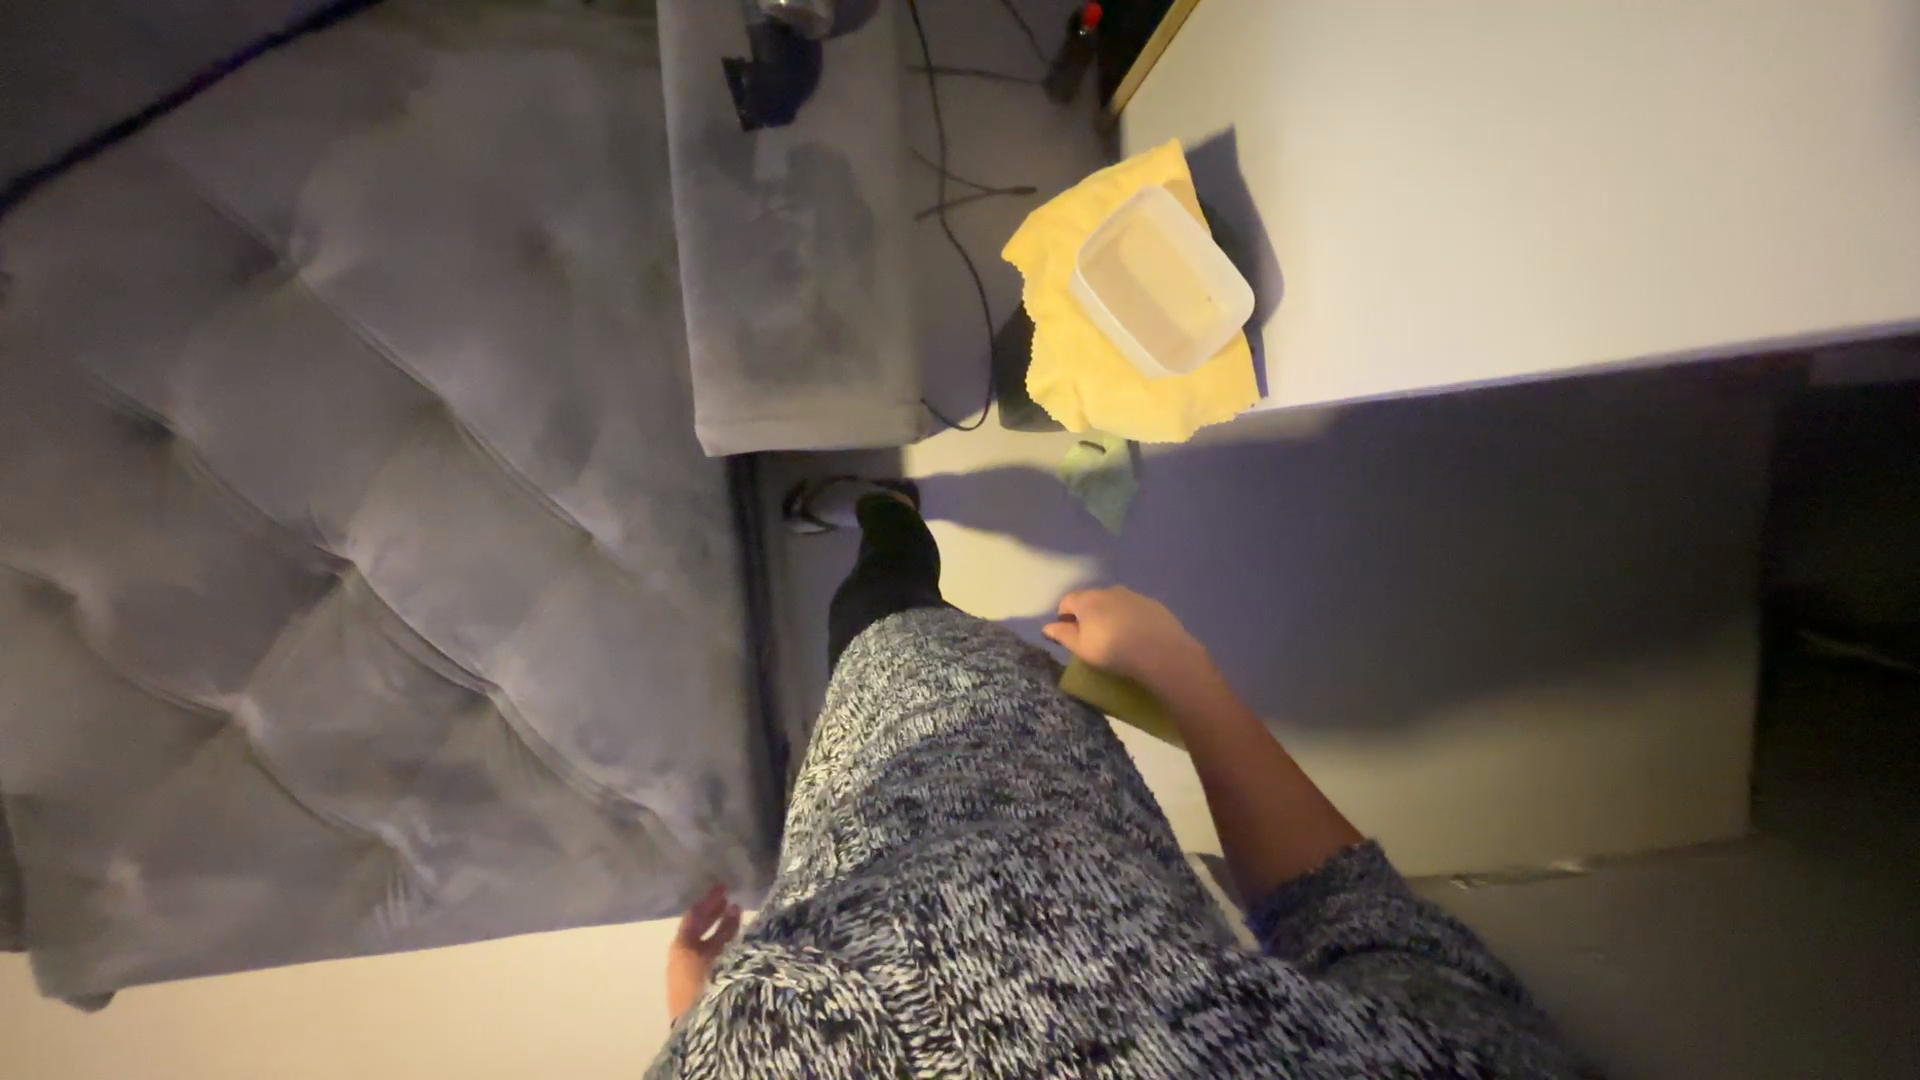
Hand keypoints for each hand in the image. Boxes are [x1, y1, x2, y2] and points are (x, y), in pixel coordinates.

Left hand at [667, 884, 739, 1022]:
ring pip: (704, 944)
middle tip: (731, 899)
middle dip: (714, 913)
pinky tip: (737, 941)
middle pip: (697, 930)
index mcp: (681, 948)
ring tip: (739, 915)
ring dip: (720, 929)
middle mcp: (681, 958)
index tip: (724, 887)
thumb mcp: (720, 952)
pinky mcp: (695, 989)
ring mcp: (687, 975)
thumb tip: (736, 909)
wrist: (700, 1029)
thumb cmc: (709, 983)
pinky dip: (721, 946)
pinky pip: (708, 958)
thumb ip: (728, 931)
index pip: (693, 916)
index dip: (709, 900)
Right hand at [1043, 586, 1210, 691]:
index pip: (1066, 601)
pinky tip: (1136, 635)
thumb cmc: (1112, 650)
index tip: (1070, 635)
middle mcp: (1108, 590)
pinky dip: (1130, 617)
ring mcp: (1132, 594)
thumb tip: (1047, 626)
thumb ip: (1062, 634)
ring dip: (1110, 614)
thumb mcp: (1081, 648)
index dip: (1064, 616)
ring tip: (1117, 636)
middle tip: (1093, 637)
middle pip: (1090, 599)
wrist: (1160, 651)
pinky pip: (1133, 608)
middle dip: (1087, 614)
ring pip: (1113, 602)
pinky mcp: (1151, 603)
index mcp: (1087, 600)